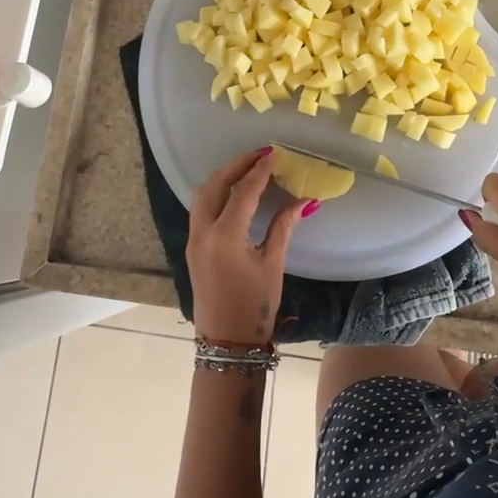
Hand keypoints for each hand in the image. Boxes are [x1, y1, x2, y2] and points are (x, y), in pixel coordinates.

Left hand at [185, 147, 313, 343]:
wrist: (226, 343)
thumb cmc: (254, 307)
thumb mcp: (272, 265)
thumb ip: (283, 227)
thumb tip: (305, 201)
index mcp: (225, 236)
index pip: (243, 192)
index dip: (259, 172)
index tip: (273, 155)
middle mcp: (204, 232)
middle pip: (216, 186)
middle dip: (237, 166)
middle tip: (259, 154)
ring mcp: (194, 240)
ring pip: (203, 196)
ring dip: (223, 177)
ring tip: (246, 167)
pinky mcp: (193, 248)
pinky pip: (200, 209)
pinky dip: (215, 193)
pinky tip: (233, 191)